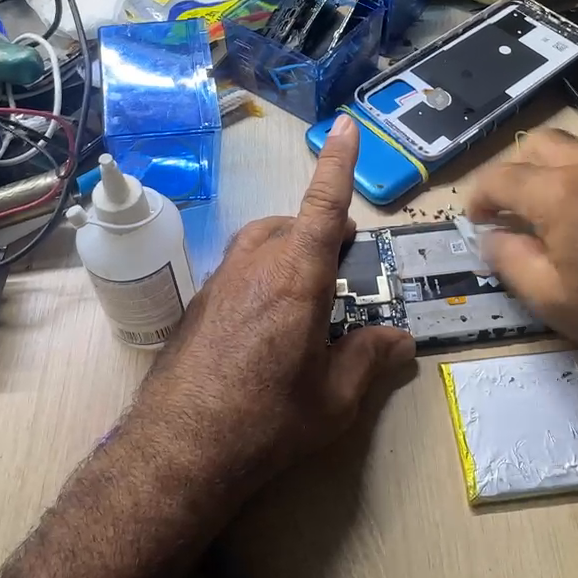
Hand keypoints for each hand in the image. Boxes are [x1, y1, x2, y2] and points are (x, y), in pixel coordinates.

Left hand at [128, 115, 415, 495]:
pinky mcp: (199, 302)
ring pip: (263, 245)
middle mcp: (256, 263)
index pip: (325, 203)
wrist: (178, 450)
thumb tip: (399, 341)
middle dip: (321, 237)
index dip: (339, 162)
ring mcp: (221, 279)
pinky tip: (263, 333)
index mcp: (297, 274)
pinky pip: (240, 272)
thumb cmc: (267, 419)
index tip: (346, 127)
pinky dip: (262, 282)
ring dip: (289, 258)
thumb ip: (370, 359)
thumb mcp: (334, 398)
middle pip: (294, 225)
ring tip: (304, 308)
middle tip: (340, 276)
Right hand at [467, 128, 577, 402]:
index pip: (500, 177)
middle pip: (541, 143)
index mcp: (558, 192)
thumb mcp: (552, 300)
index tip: (478, 220)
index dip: (479, 197)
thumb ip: (510, 260)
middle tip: (515, 205)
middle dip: (517, 169)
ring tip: (562, 203)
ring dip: (561, 166)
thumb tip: (491, 237)